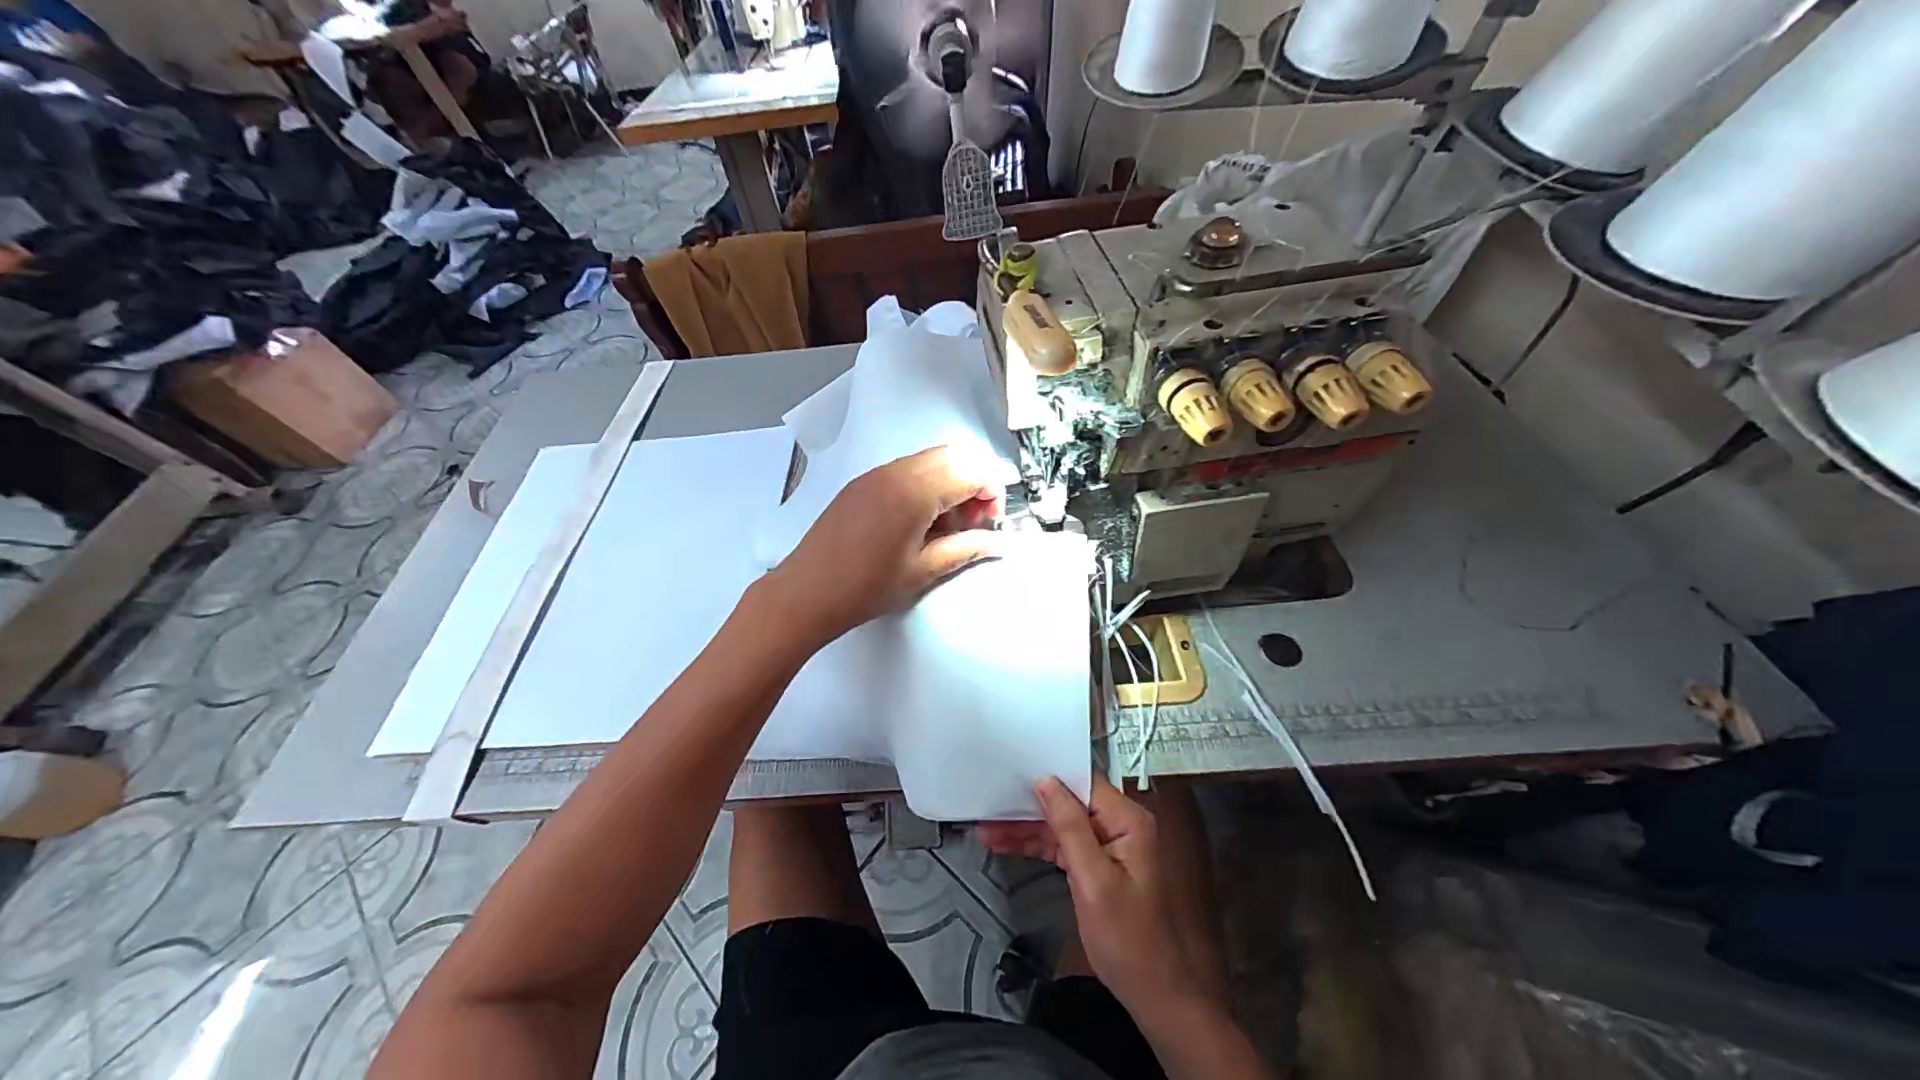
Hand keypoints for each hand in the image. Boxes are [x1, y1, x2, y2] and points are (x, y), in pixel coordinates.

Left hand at [764, 445, 1003, 645]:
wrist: (806, 593)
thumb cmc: (865, 587)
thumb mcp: (923, 571)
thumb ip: (966, 549)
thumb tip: (996, 542)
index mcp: (914, 492)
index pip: (971, 471)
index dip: (991, 493)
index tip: (989, 523)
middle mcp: (895, 472)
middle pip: (953, 457)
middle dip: (973, 484)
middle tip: (972, 524)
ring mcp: (875, 474)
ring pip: (929, 461)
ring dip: (949, 484)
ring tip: (944, 528)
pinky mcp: (861, 483)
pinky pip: (905, 470)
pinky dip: (924, 486)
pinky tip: (918, 524)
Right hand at [983, 776, 1203, 1011]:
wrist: (1151, 989)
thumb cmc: (1129, 938)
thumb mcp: (1094, 880)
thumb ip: (1069, 827)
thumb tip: (1046, 782)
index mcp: (1128, 820)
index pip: (1082, 784)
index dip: (1047, 777)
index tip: (1011, 774)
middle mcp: (1118, 824)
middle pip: (1066, 802)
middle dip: (1028, 807)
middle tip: (990, 807)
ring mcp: (1105, 843)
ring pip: (1058, 823)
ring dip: (1025, 828)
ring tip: (988, 830)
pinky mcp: (1094, 862)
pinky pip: (1060, 844)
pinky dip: (1034, 845)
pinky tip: (1006, 844)